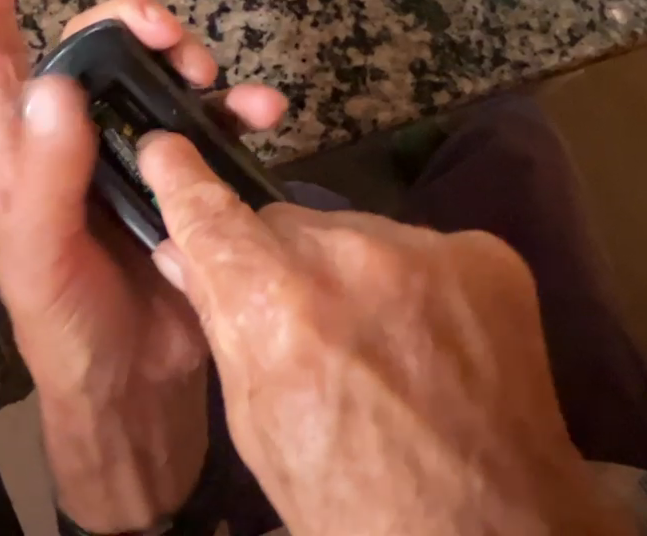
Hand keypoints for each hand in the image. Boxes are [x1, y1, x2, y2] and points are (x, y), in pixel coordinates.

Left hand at [0, 0, 287, 531]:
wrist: (139, 389)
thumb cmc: (67, 326)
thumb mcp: (40, 254)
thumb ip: (46, 175)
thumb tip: (56, 85)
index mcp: (29, 152)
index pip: (2, 68)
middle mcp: (82, 141)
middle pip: (99, 54)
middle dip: (131, 25)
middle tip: (166, 32)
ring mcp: (139, 156)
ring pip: (161, 79)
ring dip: (190, 61)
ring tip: (212, 75)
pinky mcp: (188, 178)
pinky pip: (214, 127)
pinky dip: (239, 109)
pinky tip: (264, 111)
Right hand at [137, 134, 633, 535]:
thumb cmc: (347, 497)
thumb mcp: (256, 422)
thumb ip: (218, 320)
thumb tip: (180, 249)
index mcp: (272, 302)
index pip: (207, 208)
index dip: (179, 176)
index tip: (163, 148)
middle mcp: (343, 254)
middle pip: (286, 223)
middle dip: (280, 258)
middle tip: (309, 321)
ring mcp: (421, 248)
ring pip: (352, 231)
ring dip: (350, 270)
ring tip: (381, 340)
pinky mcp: (483, 253)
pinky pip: (419, 246)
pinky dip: (414, 281)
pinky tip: (431, 338)